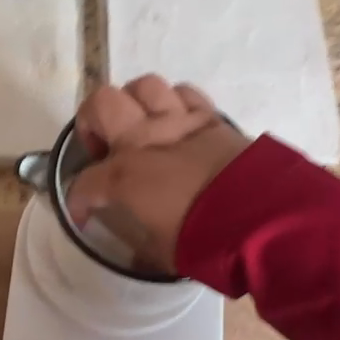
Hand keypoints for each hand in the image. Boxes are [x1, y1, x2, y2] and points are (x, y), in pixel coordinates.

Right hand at [66, 76, 251, 271]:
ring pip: (144, 86)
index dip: (77, 201)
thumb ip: (143, 243)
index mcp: (125, 176)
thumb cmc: (204, 240)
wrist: (262, 220)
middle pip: (101, 103)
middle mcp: (144, 138)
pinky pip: (185, 92)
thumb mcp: (161, 251)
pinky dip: (174, 102)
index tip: (83, 215)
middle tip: (103, 147)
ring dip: (134, 104)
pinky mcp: (213, 118)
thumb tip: (140, 253)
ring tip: (139, 126)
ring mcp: (179, 121)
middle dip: (92, 122)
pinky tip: (176, 122)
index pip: (84, 182)